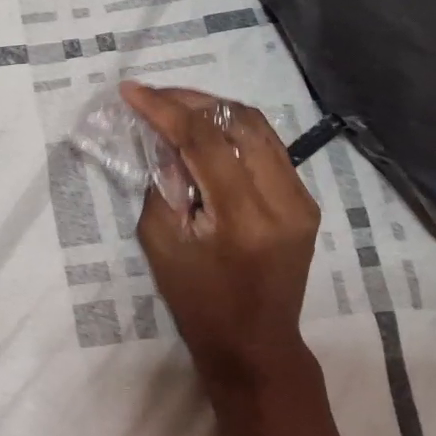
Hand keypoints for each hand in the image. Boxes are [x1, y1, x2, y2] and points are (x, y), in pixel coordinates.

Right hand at [123, 82, 319, 384]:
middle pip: (238, 121)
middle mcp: (283, 201)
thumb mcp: (161, 240)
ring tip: (175, 107)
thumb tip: (161, 137)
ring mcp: (301, 199)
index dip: (164, 109)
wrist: (254, 344)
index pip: (204, 140)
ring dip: (213, 109)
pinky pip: (267, 145)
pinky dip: (232, 129)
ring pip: (257, 126)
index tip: (131, 91)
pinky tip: (204, 132)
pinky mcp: (305, 200)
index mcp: (244, 218)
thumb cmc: (197, 300)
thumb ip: (162, 182)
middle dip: (190, 100)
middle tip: (153, 97)